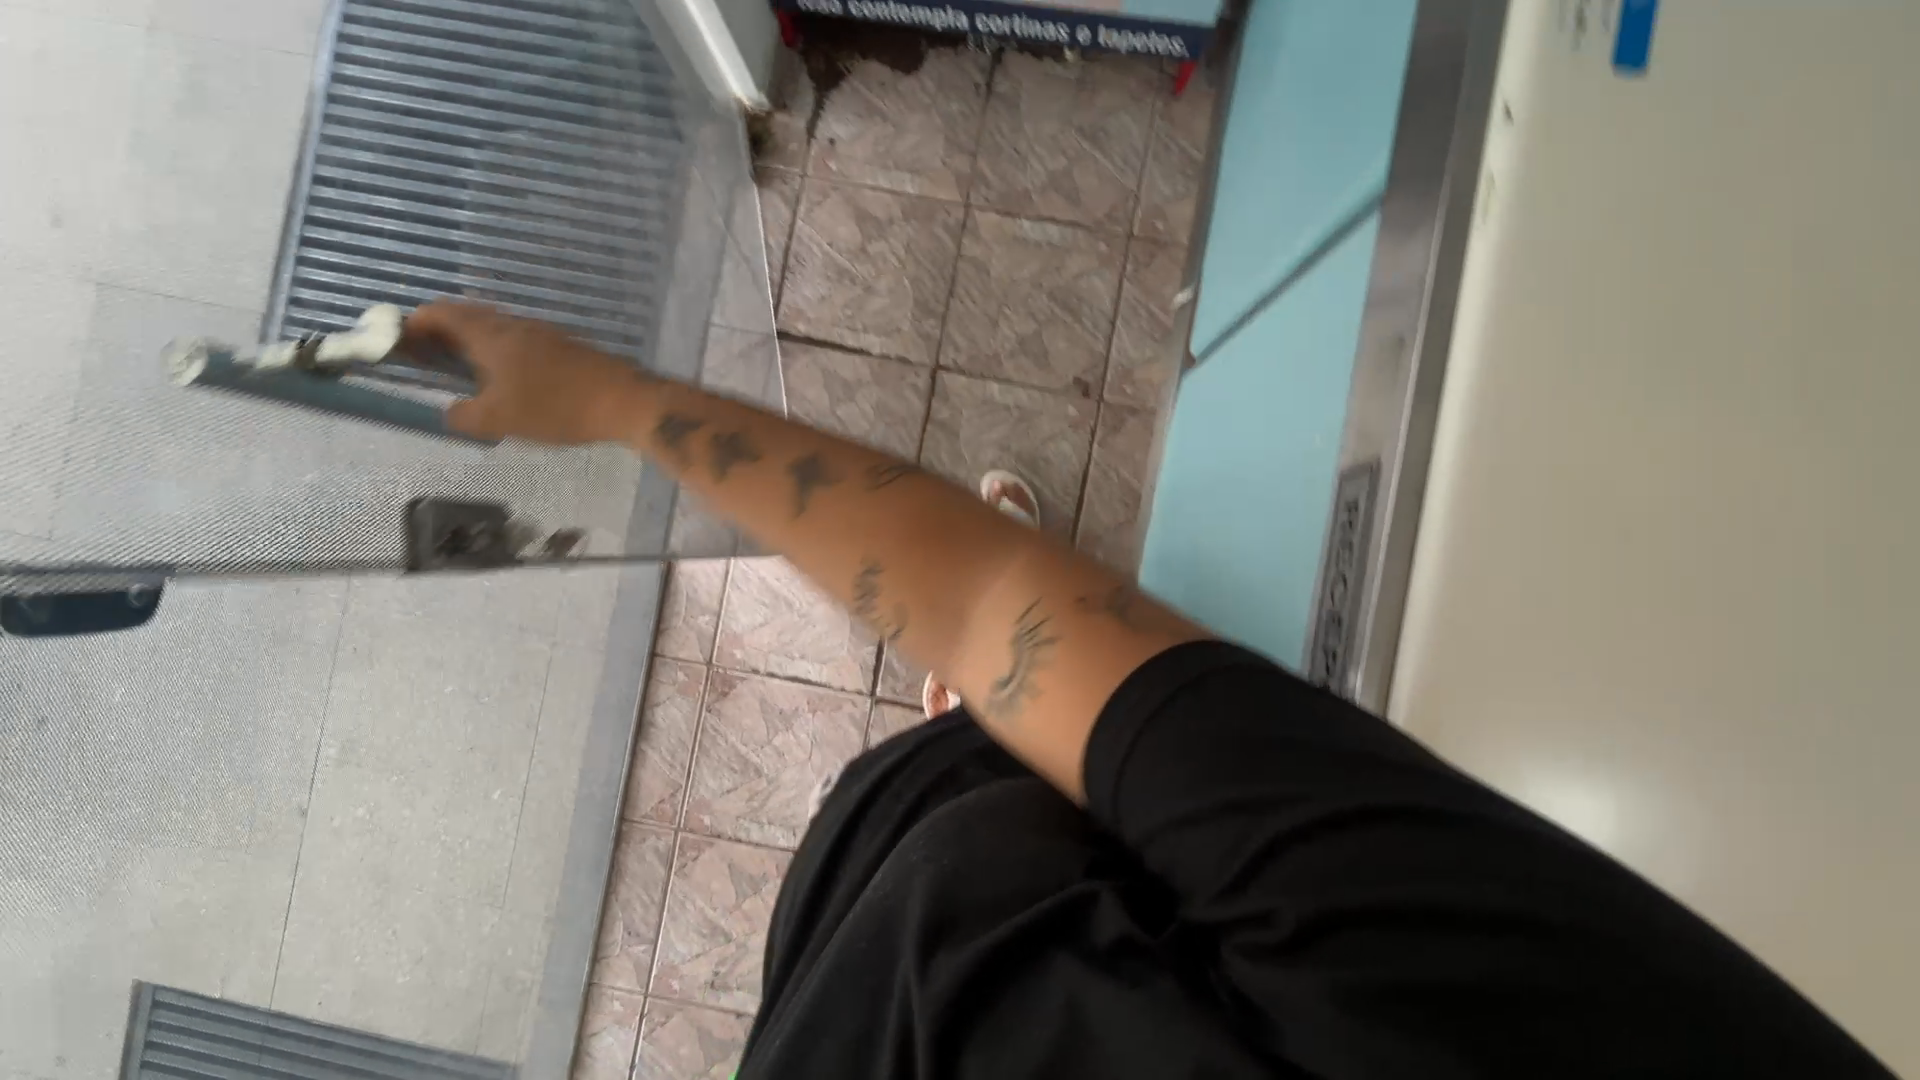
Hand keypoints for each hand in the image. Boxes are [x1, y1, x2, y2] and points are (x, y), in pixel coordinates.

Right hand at [406, 301, 645, 444]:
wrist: (626, 402)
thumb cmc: (558, 407)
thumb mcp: (499, 419)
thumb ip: (463, 415)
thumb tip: (450, 411)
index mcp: (490, 333)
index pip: (438, 312)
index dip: (412, 325)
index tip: (398, 347)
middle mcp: (515, 324)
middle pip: (467, 317)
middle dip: (441, 336)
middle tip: (428, 363)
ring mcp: (545, 334)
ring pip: (497, 331)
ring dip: (474, 346)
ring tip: (466, 377)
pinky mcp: (567, 349)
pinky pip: (522, 344)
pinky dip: (503, 356)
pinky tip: (509, 384)